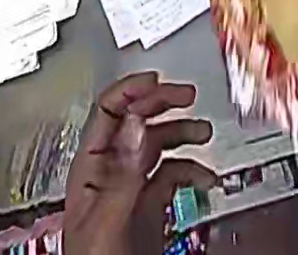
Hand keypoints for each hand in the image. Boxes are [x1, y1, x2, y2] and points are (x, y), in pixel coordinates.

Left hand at [64, 73, 215, 254]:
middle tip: (187, 95)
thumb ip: (125, 170)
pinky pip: (173, 176)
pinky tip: (205, 177)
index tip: (157, 79)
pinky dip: (192, 171)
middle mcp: (112, 171)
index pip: (109, 111)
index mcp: (92, 167)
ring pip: (158, 144)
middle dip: (162, 103)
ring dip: (182, 133)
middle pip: (137, 121)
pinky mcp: (150, 208)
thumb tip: (138, 122)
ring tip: (203, 131)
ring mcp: (132, 189)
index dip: (132, 90)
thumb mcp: (109, 218)